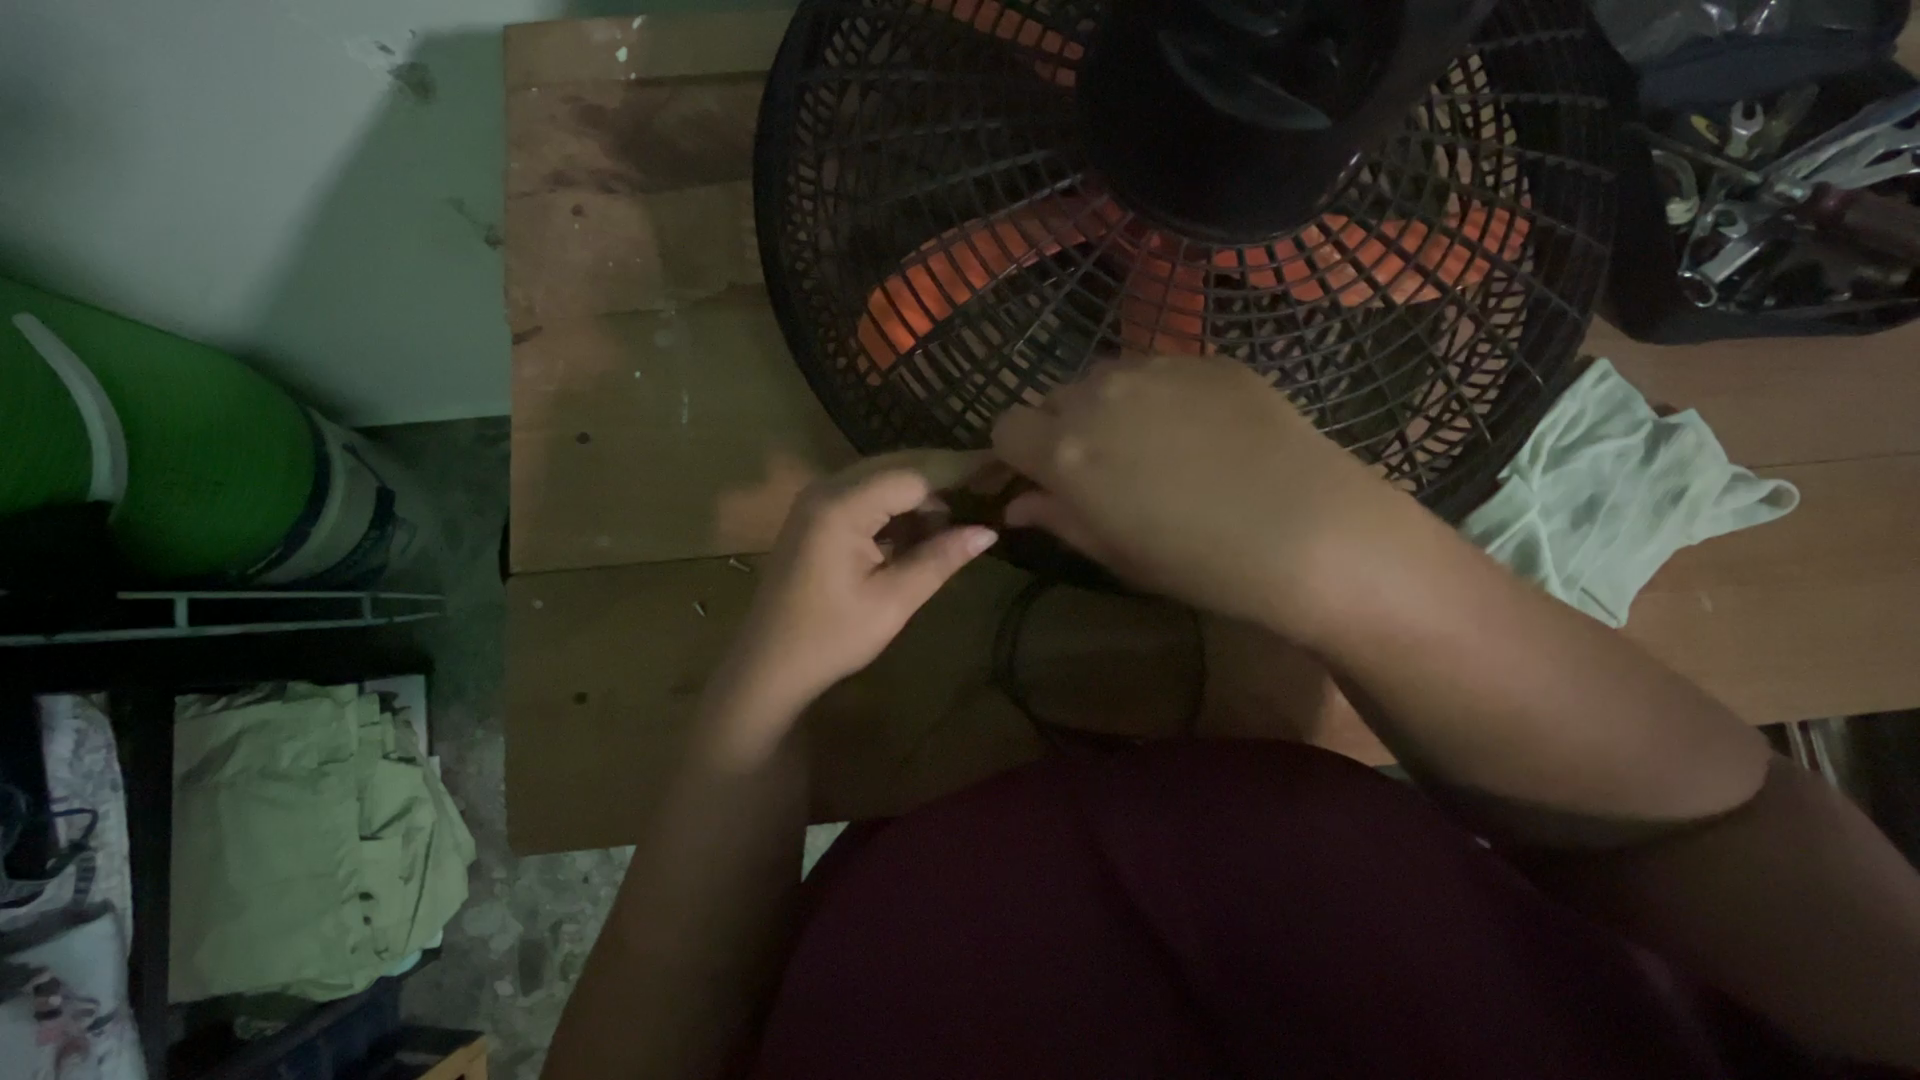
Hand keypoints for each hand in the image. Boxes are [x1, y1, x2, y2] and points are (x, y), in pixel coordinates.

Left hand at [716, 451, 999, 725]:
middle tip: (990, 484)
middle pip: (897, 467)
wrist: (768, 666)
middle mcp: (826, 489)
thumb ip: (940, 559)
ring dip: (922, 493)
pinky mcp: (816, 517)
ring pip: (882, 480)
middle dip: (944, 476)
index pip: (914, 474)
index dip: (959, 471)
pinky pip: (865, 497)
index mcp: (841, 506)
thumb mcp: (893, 600)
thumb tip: (988, 531)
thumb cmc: (831, 638)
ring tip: (967, 509)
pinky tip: (925, 527)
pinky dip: (898, 507)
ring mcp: (817, 501)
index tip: (1000, 467)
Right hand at [992, 355, 1405, 631]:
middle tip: (1099, 470)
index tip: (1041, 480)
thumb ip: (1059, 519)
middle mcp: (1099, 395)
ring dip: (1107, 407)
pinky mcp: (1208, 358)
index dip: (1017, 455)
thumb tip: (1019, 503)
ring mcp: (1156, 368)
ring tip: (1151, 447)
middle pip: (1052, 398)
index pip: (1005, 429)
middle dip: (1060, 429)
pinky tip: (1202, 433)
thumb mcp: (1117, 556)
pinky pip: (1158, 369)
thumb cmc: (1201, 564)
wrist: (1311, 532)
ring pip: (1104, 377)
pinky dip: (1159, 394)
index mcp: (1065, 449)